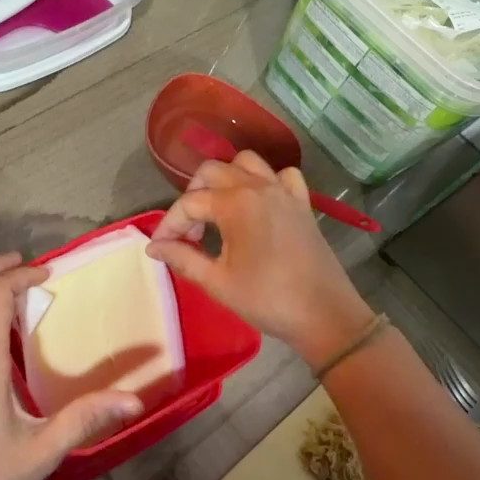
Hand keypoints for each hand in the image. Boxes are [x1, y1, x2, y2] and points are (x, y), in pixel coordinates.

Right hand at [147, 152, 372, 365]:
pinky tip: (258, 205)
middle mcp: (258, 187)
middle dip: (193, 195)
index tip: (161, 247)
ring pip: (246, 163)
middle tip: (190, 230)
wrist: (325, 316)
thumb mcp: (217, 282)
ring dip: (225, 178)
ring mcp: (283, 192)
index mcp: (235, 204)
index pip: (189, 203)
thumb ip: (182, 258)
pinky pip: (281, 176)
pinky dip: (265, 181)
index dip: (170, 224)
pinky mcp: (302, 204)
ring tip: (218, 210)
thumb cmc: (267, 299)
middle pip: (213, 170)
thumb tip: (153, 247)